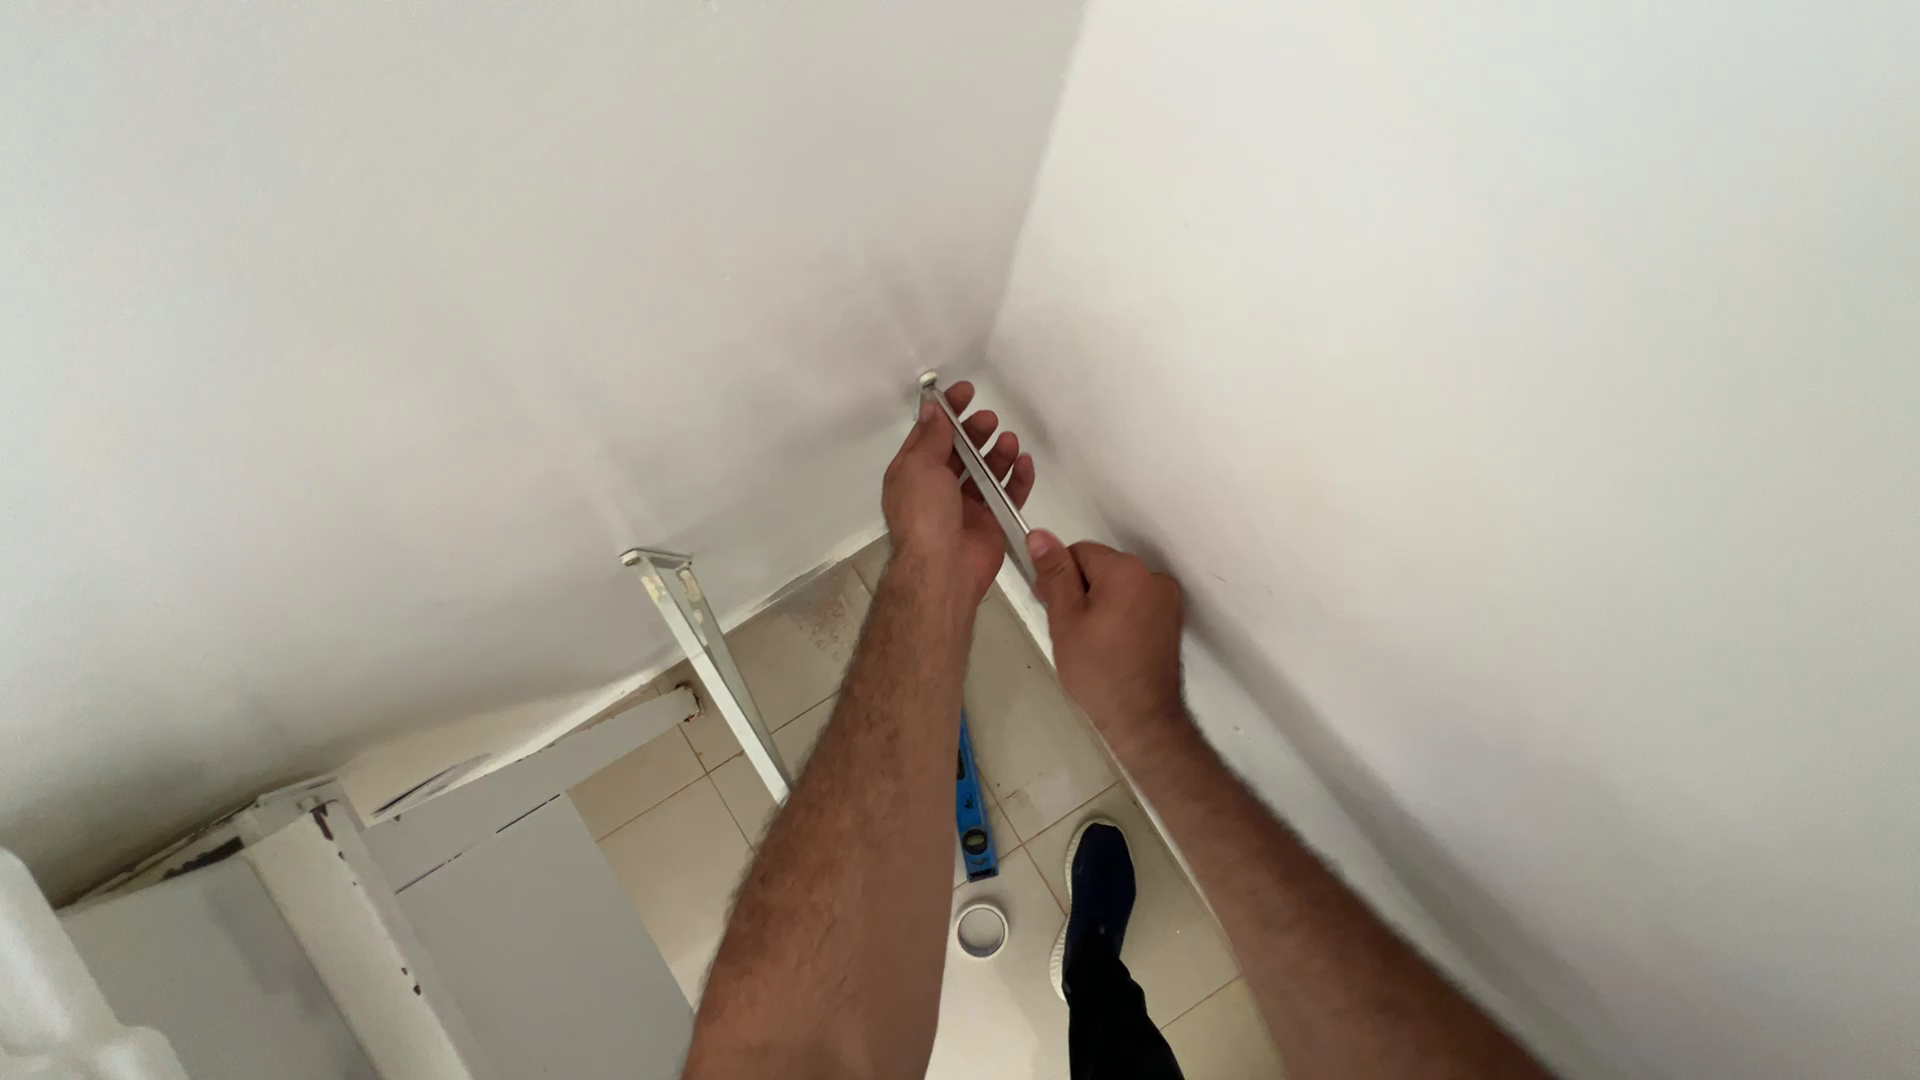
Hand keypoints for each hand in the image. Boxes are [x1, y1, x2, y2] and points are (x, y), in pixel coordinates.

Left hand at [881, 381, 1035, 602]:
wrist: (943, 569)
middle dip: (975, 431)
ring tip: (1009, 441)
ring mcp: (966, 505)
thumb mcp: (918, 467)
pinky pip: (1008, 494)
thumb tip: (932, 410)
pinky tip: (1025, 462)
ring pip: (986, 470)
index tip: (966, 392)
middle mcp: (938, 488)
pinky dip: (1018, 478)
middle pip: (961, 451)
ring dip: (999, 452)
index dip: (947, 412)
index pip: (930, 435)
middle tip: (989, 419)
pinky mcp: (991, 521)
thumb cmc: (924, 515)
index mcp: (913, 474)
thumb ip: (931, 437)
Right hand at [1026, 531, 1185, 738]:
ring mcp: (1166, 599)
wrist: (1141, 719)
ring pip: (1116, 585)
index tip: (1053, 607)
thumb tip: (1040, 536)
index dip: (1060, 578)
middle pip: (1100, 566)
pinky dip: (1118, 614)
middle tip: (1069, 629)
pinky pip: (1134, 602)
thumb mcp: (1065, 619)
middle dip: (1080, 590)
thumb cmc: (1099, 673)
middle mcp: (1153, 577)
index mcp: (1127, 571)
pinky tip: (1108, 644)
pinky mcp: (1170, 619)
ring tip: (1090, 641)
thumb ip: (1054, 573)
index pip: (1079, 551)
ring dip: (1099, 603)